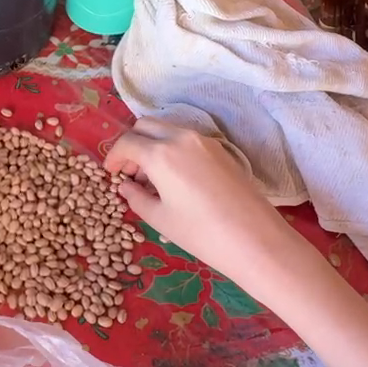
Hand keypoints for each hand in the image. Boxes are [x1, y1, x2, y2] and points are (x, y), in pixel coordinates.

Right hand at [104, 118, 313, 280]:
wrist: (257, 240)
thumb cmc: (201, 233)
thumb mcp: (160, 218)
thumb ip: (135, 197)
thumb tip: (126, 185)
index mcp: (160, 154)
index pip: (126, 143)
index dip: (113, 157)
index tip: (110, 173)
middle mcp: (180, 138)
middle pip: (144, 126)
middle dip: (131, 144)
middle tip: (129, 172)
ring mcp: (203, 141)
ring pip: (166, 129)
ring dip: (152, 144)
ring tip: (152, 178)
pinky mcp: (220, 149)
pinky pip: (185, 139)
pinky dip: (171, 148)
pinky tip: (175, 178)